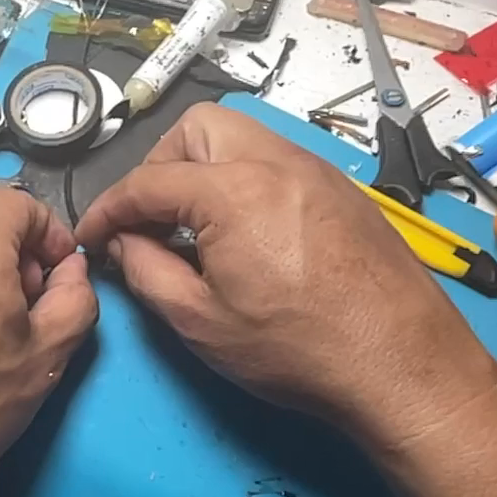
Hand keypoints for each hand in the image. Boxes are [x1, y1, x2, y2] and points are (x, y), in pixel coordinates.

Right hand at [76, 103, 496, 454]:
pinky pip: (272, 160)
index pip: (146, 181)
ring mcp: (314, 170)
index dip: (107, 209)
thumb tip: (119, 244)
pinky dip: (239, 179)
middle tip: (149, 221)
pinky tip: (241, 233)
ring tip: (193, 227)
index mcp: (232, 191)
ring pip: (237, 137)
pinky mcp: (339, 188)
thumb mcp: (199, 320)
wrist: (404, 367)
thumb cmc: (298, 349)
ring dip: (200, 169)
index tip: (91, 236)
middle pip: (195, 129)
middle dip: (158, 168)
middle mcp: (275, 162)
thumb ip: (144, 270)